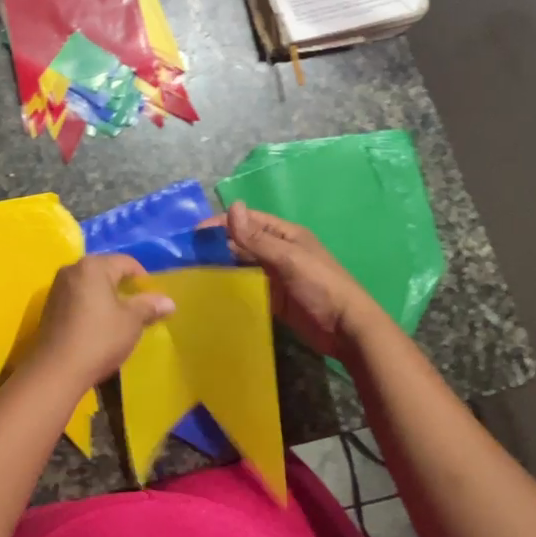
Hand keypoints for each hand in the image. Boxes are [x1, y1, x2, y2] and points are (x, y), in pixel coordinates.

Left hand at [26, 254, 175, 390]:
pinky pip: (77, 296)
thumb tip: (169, 301)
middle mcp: (72, 268)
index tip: (153, 300)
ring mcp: (58, 286)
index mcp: (93, 266)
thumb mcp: (131, 322)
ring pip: (90, 284)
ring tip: (120, 318)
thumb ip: (149, 306)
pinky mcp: (50, 305)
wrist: (57, 368)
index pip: (126, 262)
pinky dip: (91, 305)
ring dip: (106, 296)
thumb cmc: (100, 338)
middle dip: (124, 286)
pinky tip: (98, 325)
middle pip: (106, 270)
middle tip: (138, 309)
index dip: (143, 278)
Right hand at [203, 201, 385, 358]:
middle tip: (188, 256)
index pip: (247, 221)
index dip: (222, 223)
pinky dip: (232, 287)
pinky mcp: (273, 299)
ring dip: (222, 266)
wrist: (347, 331)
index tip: (195, 234)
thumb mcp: (289, 259)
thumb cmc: (321, 287)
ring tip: (194, 273)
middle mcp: (278, 252)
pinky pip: (247, 287)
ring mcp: (275, 276)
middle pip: (242, 243)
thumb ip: (257, 238)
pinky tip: (213, 292)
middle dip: (217, 245)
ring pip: (242, 265)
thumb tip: (232, 206)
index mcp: (284, 235)